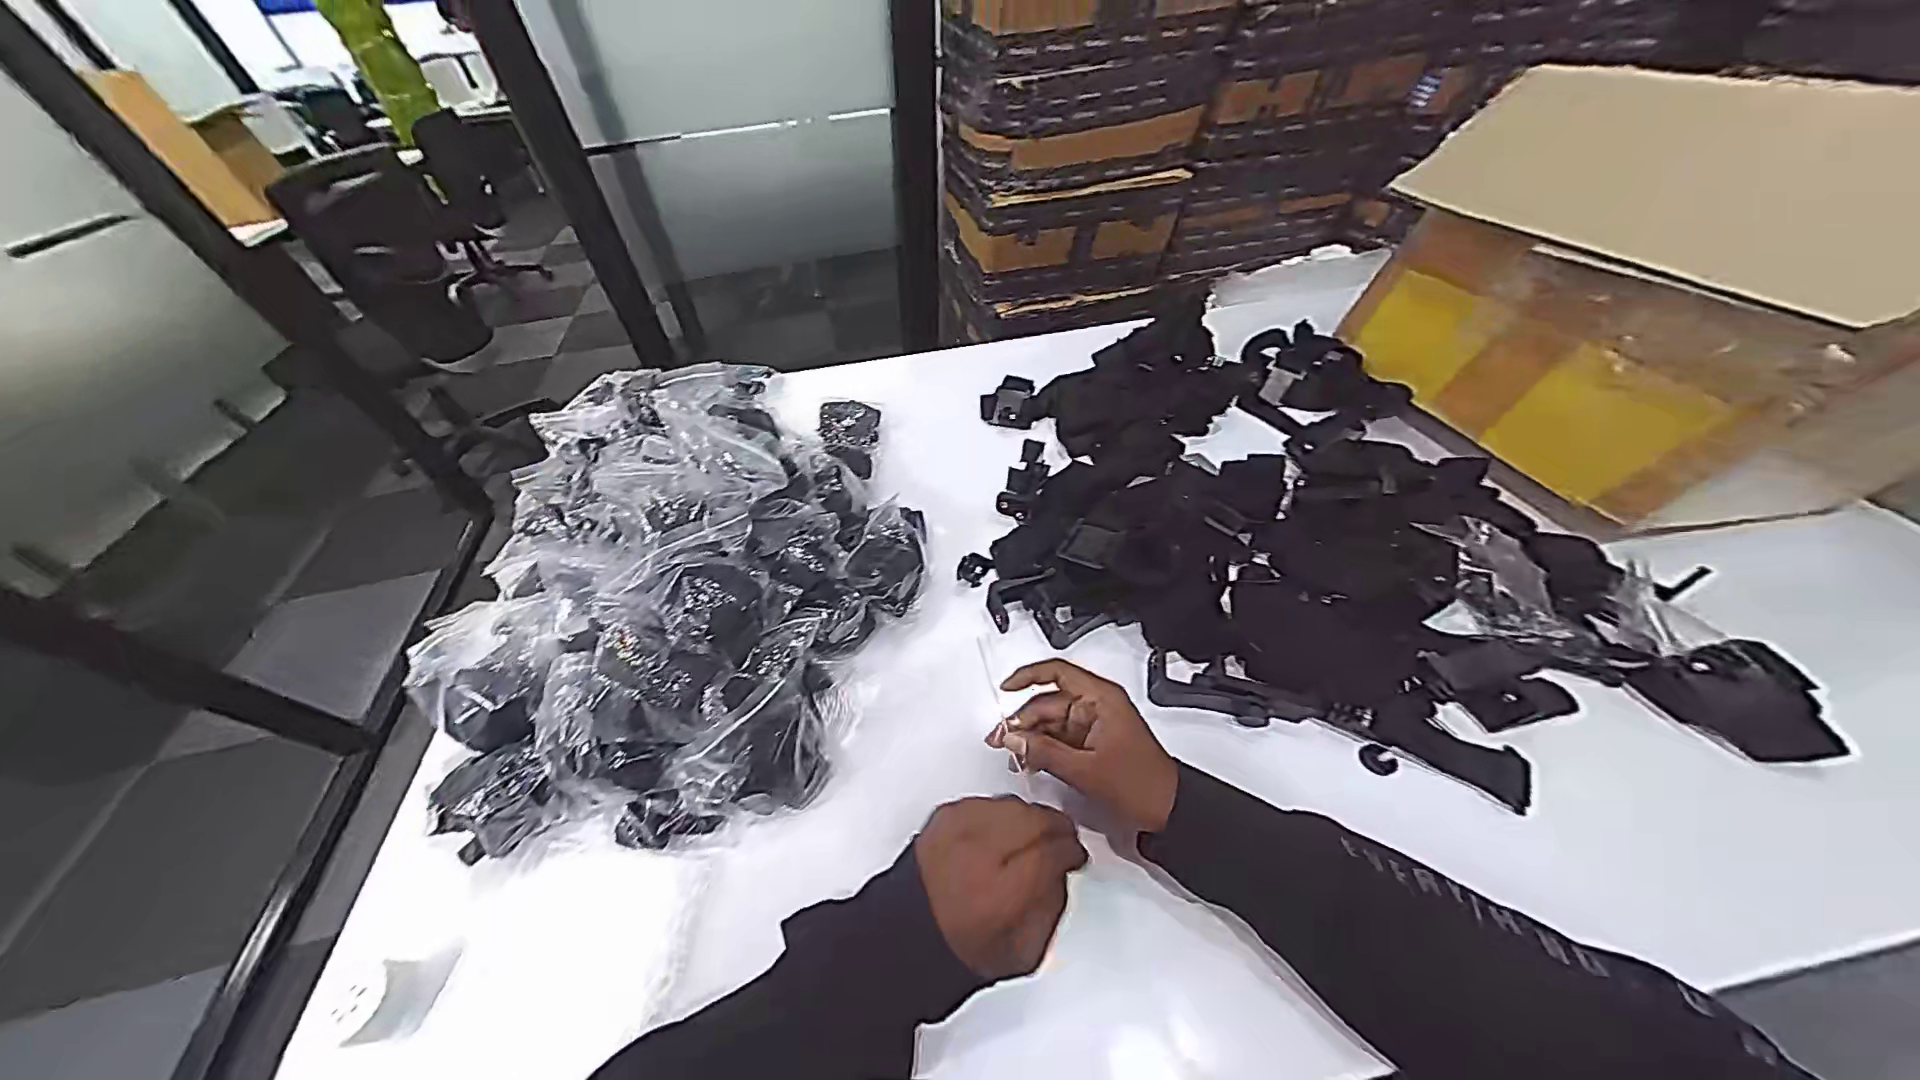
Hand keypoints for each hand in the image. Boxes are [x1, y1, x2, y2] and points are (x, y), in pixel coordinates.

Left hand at [914, 796, 1087, 979]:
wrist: (907, 932)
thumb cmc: (959, 947)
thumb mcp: (1022, 950)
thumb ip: (1051, 905)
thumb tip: (1062, 867)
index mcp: (997, 896)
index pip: (1049, 852)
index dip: (1070, 849)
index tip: (1075, 854)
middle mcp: (974, 855)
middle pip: (1033, 819)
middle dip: (1056, 827)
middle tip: (1063, 839)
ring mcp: (955, 831)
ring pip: (1012, 805)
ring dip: (1029, 818)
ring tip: (1033, 836)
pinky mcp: (942, 816)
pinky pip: (986, 802)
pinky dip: (1000, 813)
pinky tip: (1004, 831)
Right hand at [988, 659, 1179, 831]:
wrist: (1169, 811)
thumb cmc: (1144, 785)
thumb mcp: (1086, 770)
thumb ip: (1044, 752)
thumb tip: (1015, 738)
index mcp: (1101, 699)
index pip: (1057, 672)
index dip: (1028, 676)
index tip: (1007, 687)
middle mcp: (1097, 705)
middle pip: (1048, 701)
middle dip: (1023, 720)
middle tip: (1003, 739)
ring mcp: (1094, 723)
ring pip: (1051, 721)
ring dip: (1031, 737)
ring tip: (1015, 755)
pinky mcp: (1092, 741)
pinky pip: (1059, 737)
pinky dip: (1043, 747)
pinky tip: (1030, 761)